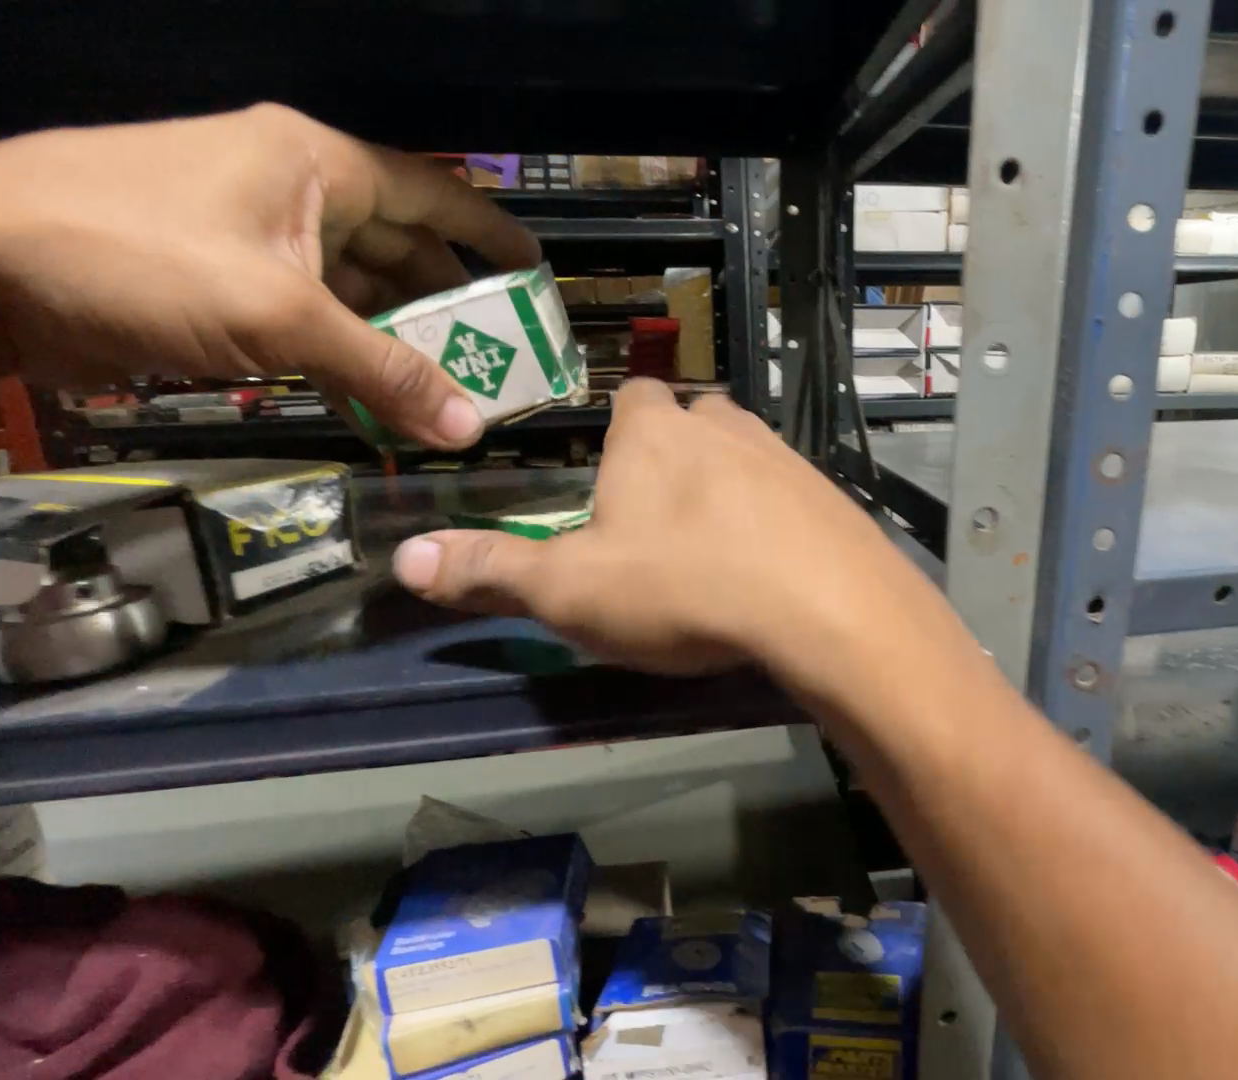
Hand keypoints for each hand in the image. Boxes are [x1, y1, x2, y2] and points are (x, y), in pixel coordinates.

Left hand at [0, 104, 539, 448]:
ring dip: (398, 336)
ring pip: (355, 285)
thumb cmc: (136, 258)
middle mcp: (290, 187)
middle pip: (399, 244)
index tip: (535, 272)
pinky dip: (347, 351)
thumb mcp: (281, 316)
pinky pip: (311, 313)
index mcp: (314, 161)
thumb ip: (385, 372)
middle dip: (451, 301)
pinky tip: (375, 392)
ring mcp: (252, 232)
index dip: (489, 233)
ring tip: (449, 385)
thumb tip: (470, 429)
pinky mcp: (220, 277)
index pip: (432, 190)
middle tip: (500, 353)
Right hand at [389, 380, 973, 689]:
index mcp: (653, 432)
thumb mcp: (572, 590)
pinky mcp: (832, 496)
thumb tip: (405, 558)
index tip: (615, 484)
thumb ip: (491, 572)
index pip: (631, 401)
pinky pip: (792, 498)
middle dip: (675, 460)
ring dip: (728, 492)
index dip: (621, 436)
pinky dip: (776, 523)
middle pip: (692, 422)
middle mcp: (723, 424)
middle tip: (661, 526)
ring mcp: (785, 457)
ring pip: (745, 458)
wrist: (825, 607)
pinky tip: (773, 570)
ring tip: (716, 553)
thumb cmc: (684, 588)